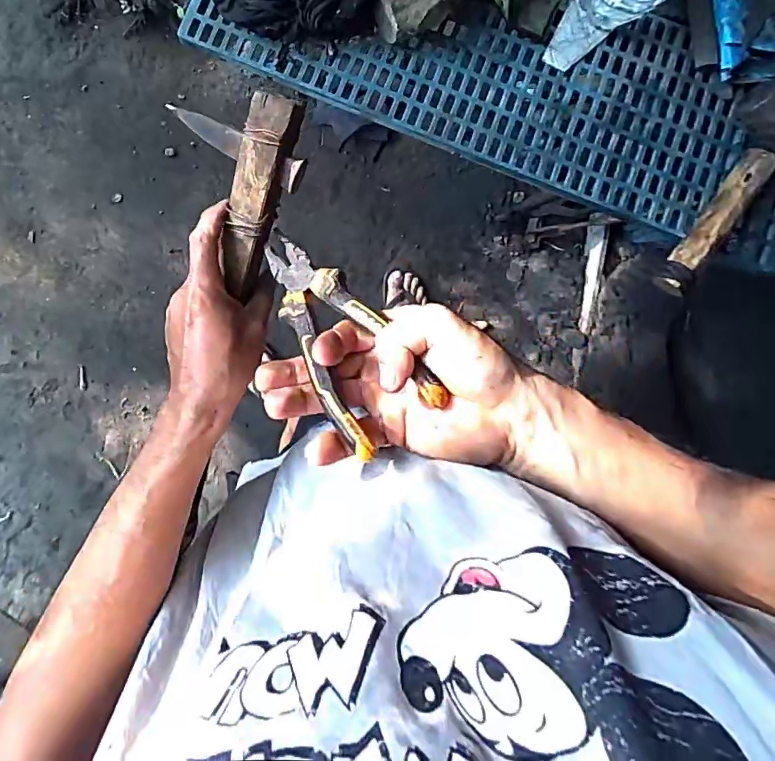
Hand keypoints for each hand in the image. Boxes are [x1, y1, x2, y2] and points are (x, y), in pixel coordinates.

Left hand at [164, 201, 274, 434]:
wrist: (198, 401)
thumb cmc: (225, 370)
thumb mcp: (256, 327)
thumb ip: (262, 295)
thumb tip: (265, 280)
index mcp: (204, 291)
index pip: (204, 238)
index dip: (214, 216)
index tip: (226, 206)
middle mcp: (184, 295)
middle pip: (204, 260)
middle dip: (227, 257)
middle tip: (250, 262)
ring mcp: (175, 308)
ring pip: (201, 282)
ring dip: (221, 283)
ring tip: (243, 303)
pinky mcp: (174, 320)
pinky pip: (195, 299)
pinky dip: (212, 299)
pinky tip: (228, 320)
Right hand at [254, 303, 547, 468]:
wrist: (508, 412)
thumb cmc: (480, 362)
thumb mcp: (443, 324)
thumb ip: (403, 334)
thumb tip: (381, 371)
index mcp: (390, 337)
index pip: (348, 337)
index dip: (328, 343)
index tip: (319, 352)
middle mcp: (380, 367)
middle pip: (329, 368)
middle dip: (297, 371)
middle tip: (266, 379)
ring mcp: (383, 402)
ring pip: (333, 399)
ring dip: (303, 402)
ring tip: (273, 405)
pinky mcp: (391, 433)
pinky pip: (355, 437)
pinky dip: (335, 443)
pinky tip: (317, 449)